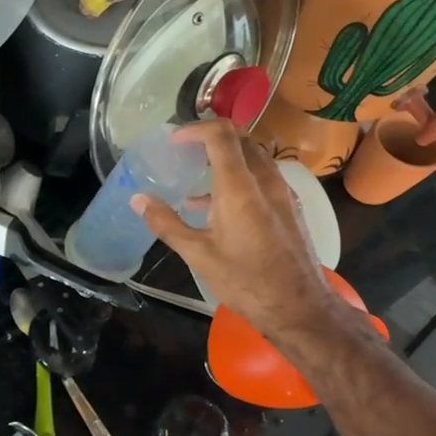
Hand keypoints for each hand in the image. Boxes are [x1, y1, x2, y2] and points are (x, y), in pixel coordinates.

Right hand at [131, 122, 349, 343]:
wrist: (298, 306)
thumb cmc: (245, 280)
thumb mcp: (198, 254)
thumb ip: (167, 223)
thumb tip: (138, 200)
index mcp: (240, 189)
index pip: (221, 136)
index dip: (196, 129)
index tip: (175, 140)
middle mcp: (266, 182)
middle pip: (242, 140)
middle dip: (213, 139)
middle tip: (186, 151)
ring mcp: (283, 194)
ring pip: (256, 159)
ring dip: (227, 159)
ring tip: (198, 178)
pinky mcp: (290, 208)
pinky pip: (264, 179)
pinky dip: (240, 178)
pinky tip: (219, 207)